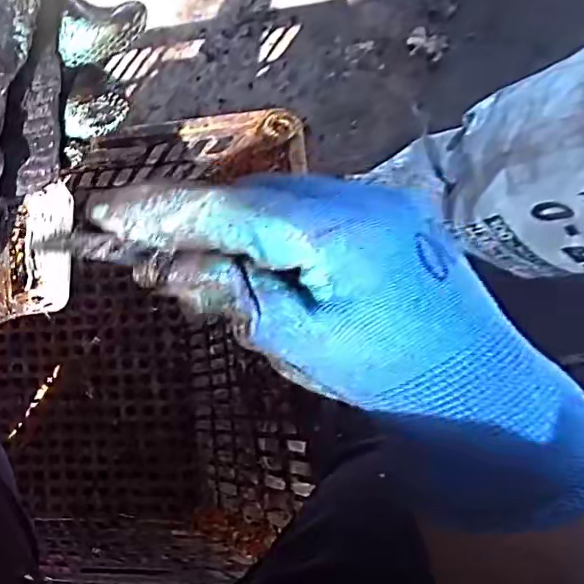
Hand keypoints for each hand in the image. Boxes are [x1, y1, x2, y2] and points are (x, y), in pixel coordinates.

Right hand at [84, 175, 583, 531]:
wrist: (479, 387)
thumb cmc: (387, 372)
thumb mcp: (297, 341)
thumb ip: (233, 294)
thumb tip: (170, 266)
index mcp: (334, 229)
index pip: (226, 208)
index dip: (159, 209)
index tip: (104, 213)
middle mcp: (352, 197)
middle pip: (240, 196)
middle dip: (181, 222)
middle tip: (134, 251)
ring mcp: (366, 201)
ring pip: (262, 202)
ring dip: (216, 232)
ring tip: (185, 273)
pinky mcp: (371, 215)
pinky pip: (290, 213)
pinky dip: (251, 236)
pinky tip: (238, 268)